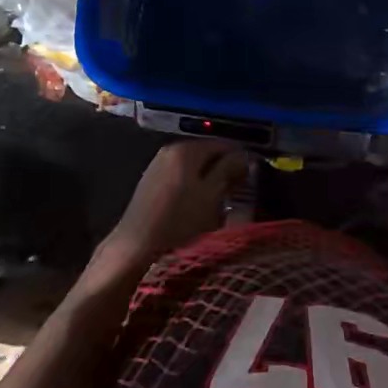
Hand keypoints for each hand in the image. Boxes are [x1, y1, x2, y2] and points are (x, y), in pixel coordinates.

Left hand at [97, 140, 250, 273]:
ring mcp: (158, 164)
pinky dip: (194, 185)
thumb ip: (228, 170)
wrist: (137, 243)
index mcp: (186, 149)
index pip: (222, 143)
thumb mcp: (211, 195)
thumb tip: (244, 155)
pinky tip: (198, 204)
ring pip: (194, 165)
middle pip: (207, 153)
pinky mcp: (151, 181)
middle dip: (224, 169)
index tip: (251, 176)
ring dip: (210, 179)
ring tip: (220, 200)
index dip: (240, 158)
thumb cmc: (179, 220)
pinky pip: (181, 175)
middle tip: (238, 191)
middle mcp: (170, 149)